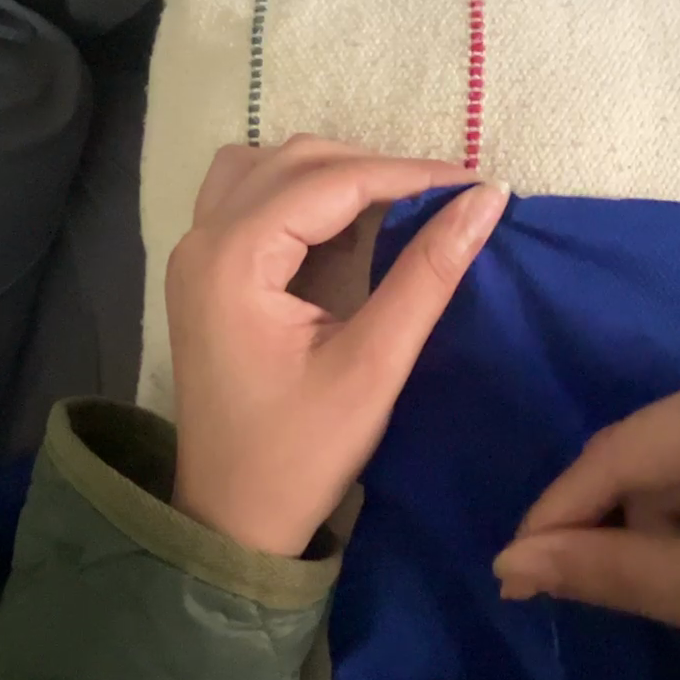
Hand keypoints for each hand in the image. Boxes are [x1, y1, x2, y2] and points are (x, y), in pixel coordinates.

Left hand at [167, 136, 507, 556]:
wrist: (231, 517)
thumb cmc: (301, 454)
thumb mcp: (373, 365)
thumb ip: (427, 275)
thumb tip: (486, 201)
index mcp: (232, 260)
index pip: (330, 182)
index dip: (407, 174)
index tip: (472, 184)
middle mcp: (201, 240)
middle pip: (293, 161)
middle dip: (372, 168)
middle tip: (441, 197)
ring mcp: (194, 254)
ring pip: (265, 169)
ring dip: (331, 173)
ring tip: (393, 201)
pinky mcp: (203, 273)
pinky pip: (250, 199)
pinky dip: (301, 195)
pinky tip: (342, 224)